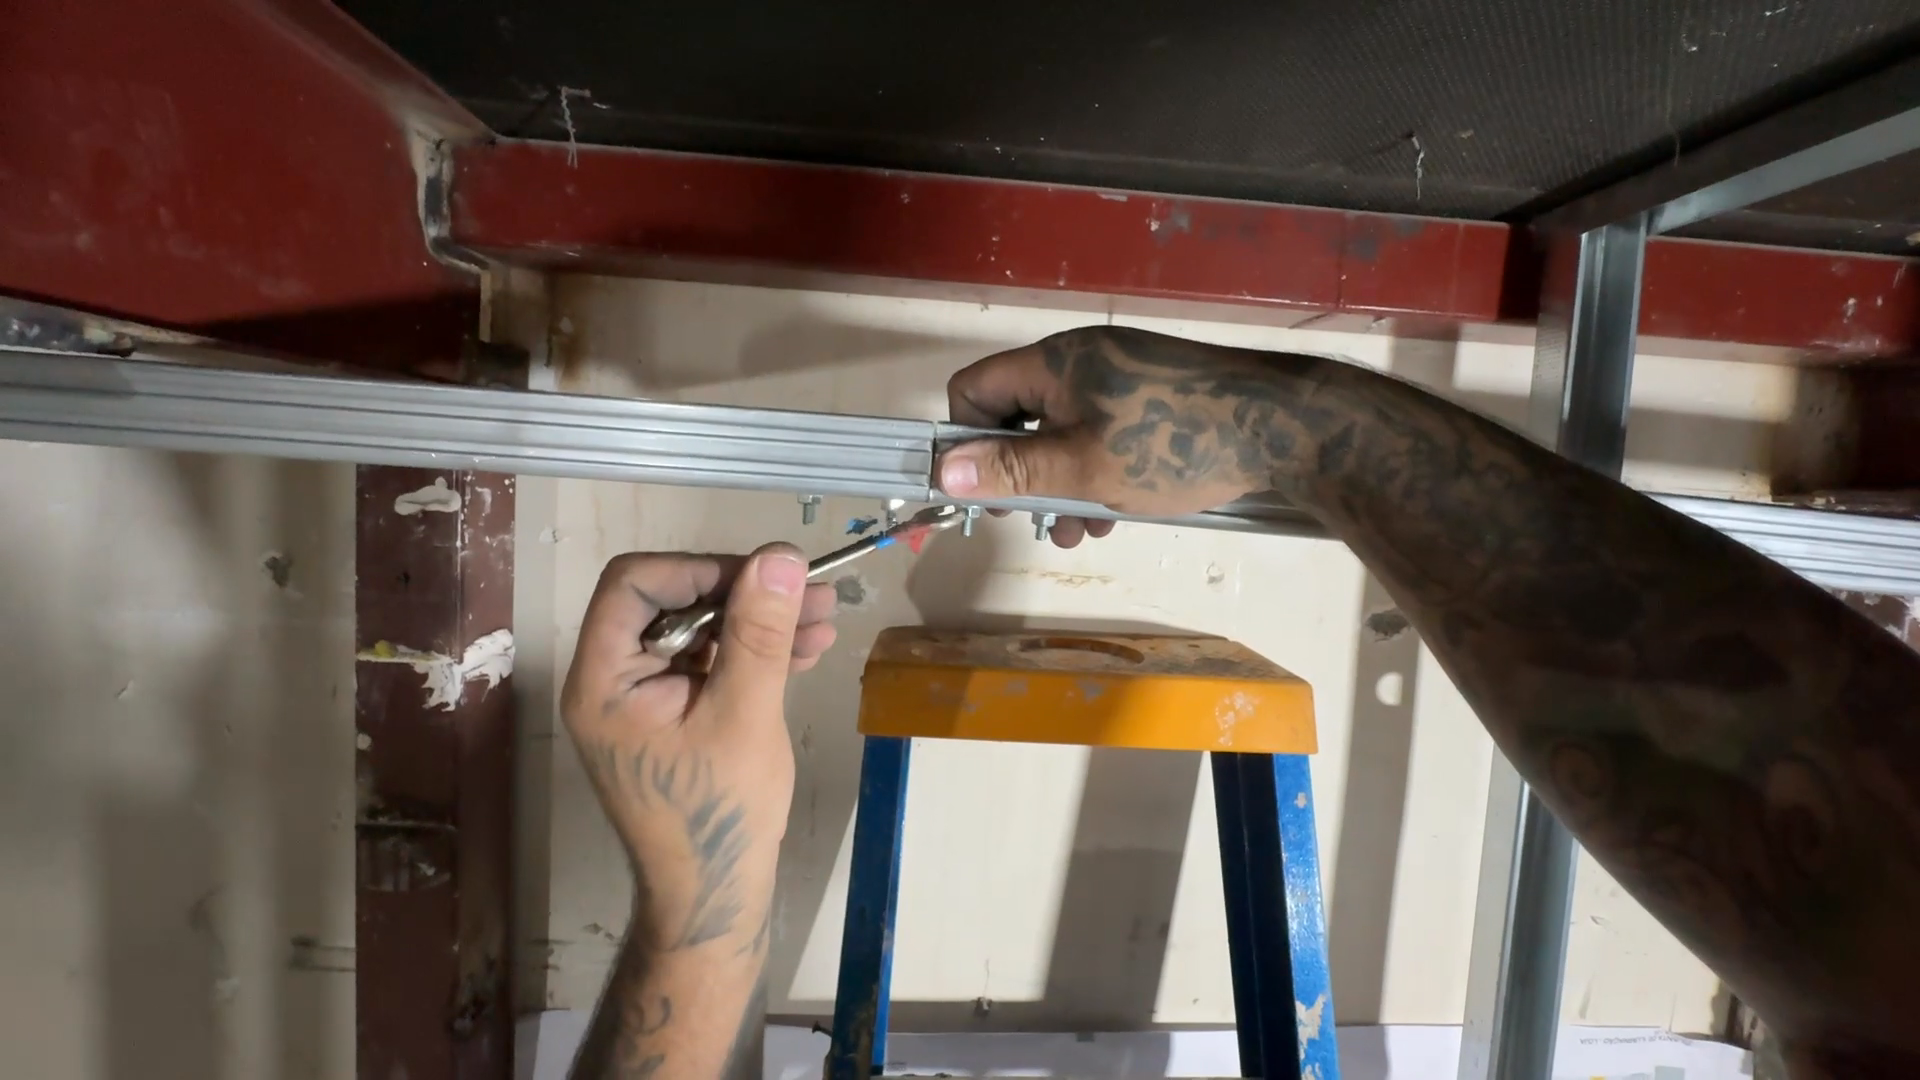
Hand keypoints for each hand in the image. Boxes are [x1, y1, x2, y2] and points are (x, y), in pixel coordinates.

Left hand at [560, 545, 838, 950]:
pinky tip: (809, 651)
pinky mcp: (680, 710)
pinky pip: (716, 660)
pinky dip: (760, 652)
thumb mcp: (746, 712)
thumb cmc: (720, 810)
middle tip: (814, 594)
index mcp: (605, 677)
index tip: (764, 580)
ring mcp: (650, 695)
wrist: (718, 891)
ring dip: (764, 622)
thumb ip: (760, 631)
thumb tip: (781, 554)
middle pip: (677, 602)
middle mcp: (617, 677)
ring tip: (826, 620)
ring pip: (706, 629)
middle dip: (749, 596)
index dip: (701, 569)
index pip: (635, 584)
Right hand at [938, 326, 1297, 546]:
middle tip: (1031, 520)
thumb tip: (943, 472)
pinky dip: (1093, 474)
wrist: (1280, 427)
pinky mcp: (1148, 397)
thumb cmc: (1171, 445)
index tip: (985, 488)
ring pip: (1059, 434)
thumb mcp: (1081, 468)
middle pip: (1016, 417)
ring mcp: (1117, 378)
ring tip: (1079, 532)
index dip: (965, 439)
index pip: (973, 388)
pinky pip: (1097, 434)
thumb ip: (1010, 469)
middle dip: (1019, 475)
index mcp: (1053, 364)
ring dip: (1058, 486)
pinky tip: (1113, 514)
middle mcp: (1079, 362)